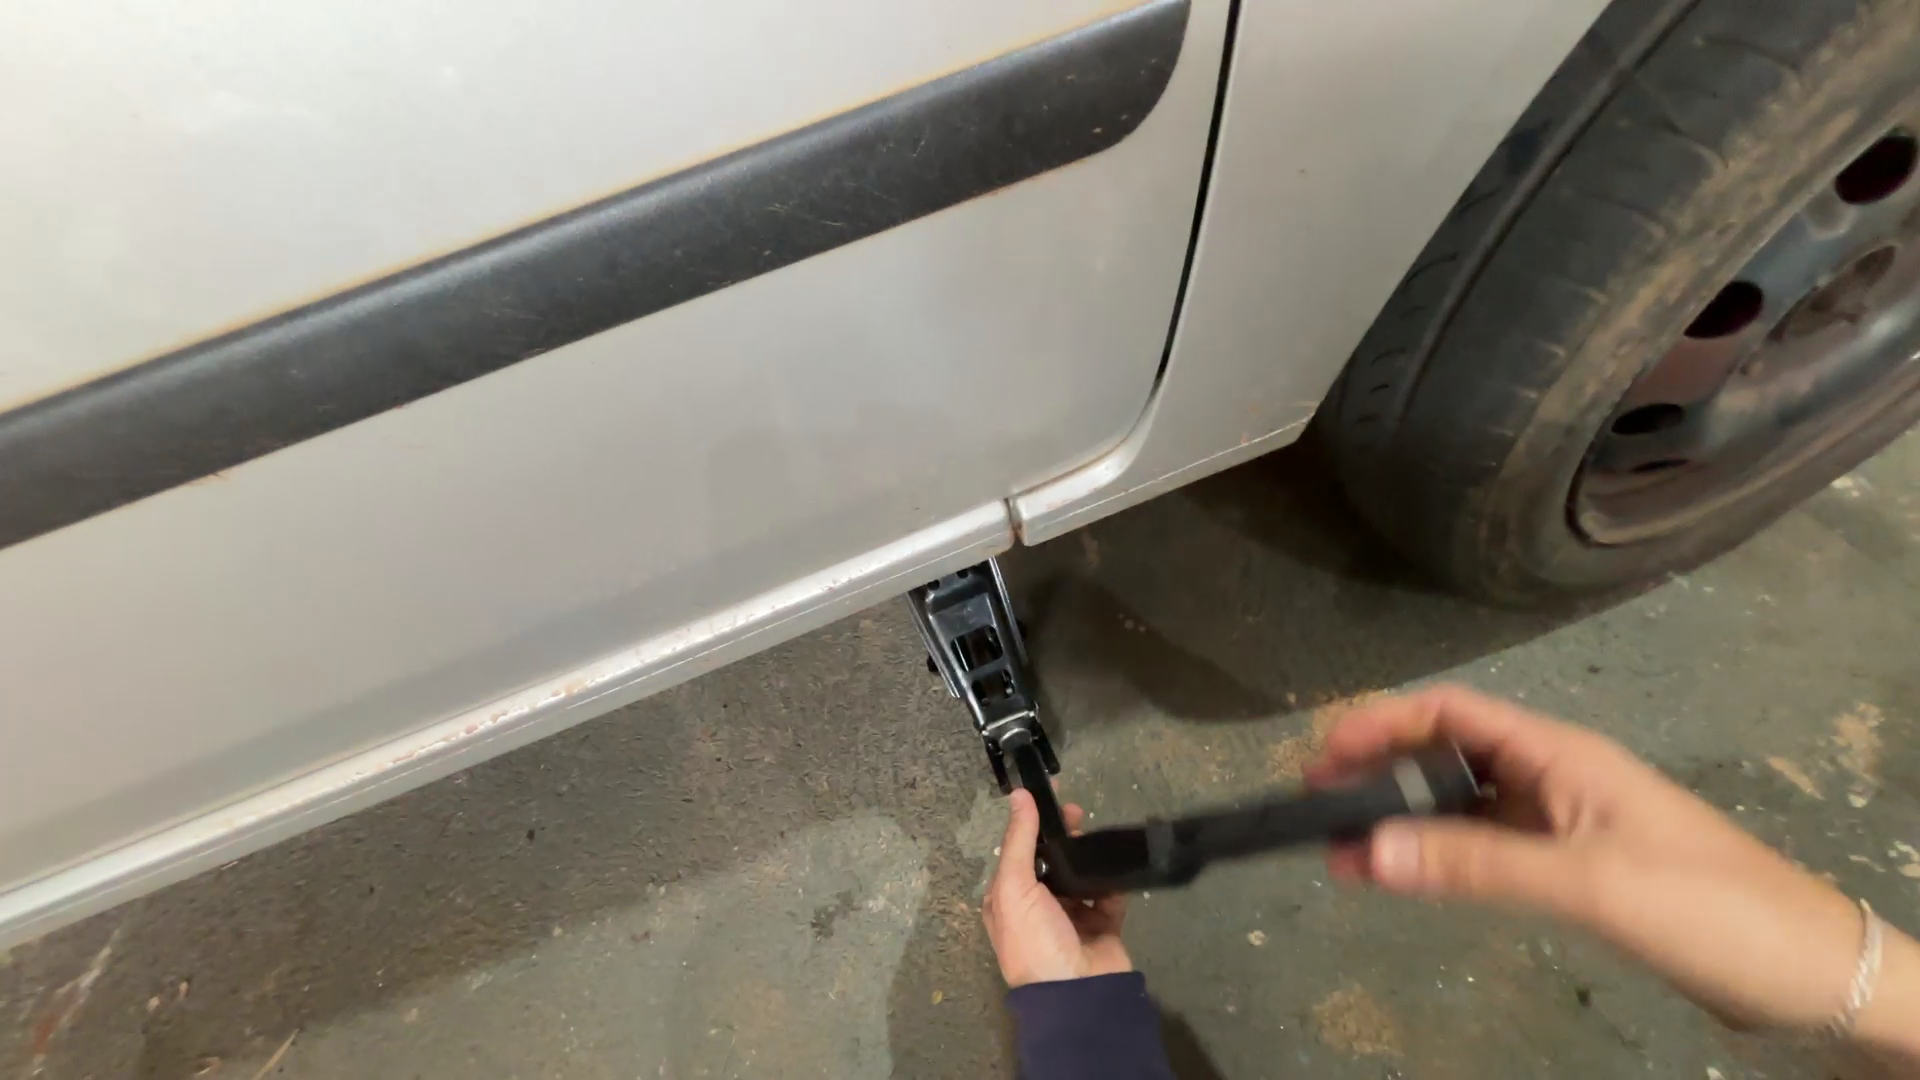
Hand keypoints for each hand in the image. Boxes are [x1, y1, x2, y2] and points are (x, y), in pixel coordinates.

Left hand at [982, 788, 1131, 987]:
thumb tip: (1019, 794)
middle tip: (1079, 814)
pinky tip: (1113, 863)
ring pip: (1078, 874)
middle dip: (1062, 836)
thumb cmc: (1035, 939)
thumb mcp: (1015, 886)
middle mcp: (1036, 907)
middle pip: (1050, 860)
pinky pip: (1107, 896)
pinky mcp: (1101, 927)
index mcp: (1008, 899)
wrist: (1078, 997)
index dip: (1032, 823)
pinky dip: (1111, 881)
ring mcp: (1070, 918)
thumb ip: (1019, 838)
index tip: (1050, 799)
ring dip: (1086, 854)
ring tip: (1096, 836)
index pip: (1018, 851)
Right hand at [1306, 685, 1917, 1045]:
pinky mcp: (1560, 859)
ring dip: (1399, 818)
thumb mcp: (1587, 882)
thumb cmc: (1710, 909)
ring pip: (1456, 802)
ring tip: (1342, 846)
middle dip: (1378, 769)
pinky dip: (1433, 852)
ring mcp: (1553, 817)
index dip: (1382, 723)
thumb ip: (1473, 863)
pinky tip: (1400, 872)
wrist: (1827, 985)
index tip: (1328, 753)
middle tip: (1320, 800)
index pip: (1448, 713)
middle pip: (1442, 752)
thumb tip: (1364, 851)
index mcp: (1554, 751)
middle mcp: (1546, 773)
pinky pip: (1478, 843)